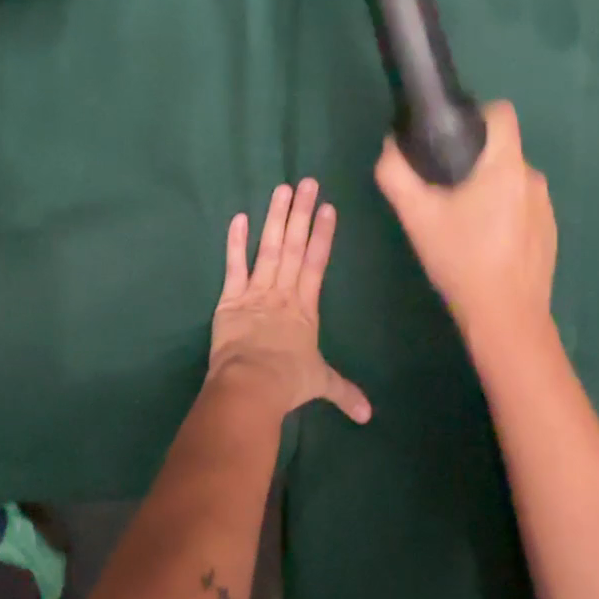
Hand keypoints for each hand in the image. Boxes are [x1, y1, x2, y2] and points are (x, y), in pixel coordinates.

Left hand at [209, 179, 371, 423]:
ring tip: (281, 189)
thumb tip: (368, 415)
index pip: (316, 262)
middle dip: (301, 213)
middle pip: (293, 245)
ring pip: (268, 248)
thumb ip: (343, 392)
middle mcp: (283, 292)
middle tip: (306, 182)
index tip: (327, 207)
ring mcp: (256, 292)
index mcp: (305, 307)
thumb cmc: (288, 382)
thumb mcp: (320, 384)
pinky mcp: (230, 299)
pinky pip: (233, 266)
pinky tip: (240, 218)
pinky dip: (236, 242)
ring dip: (275, 218)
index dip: (322, 234)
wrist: (251, 385)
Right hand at [374, 101, 557, 342]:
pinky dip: (503, 214)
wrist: (506, 320)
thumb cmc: (462, 260)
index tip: (449, 136)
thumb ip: (396, 174)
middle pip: (501, 150)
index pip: (501, 113)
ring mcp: (546, 208)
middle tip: (443, 189)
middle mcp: (533, 178)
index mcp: (507, 166)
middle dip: (473, 160)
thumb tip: (392, 146)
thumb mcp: (417, 217)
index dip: (475, 115)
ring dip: (488, 189)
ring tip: (461, 220)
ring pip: (510, 180)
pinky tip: (483, 244)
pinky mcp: (549, 233)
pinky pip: (522, 206)